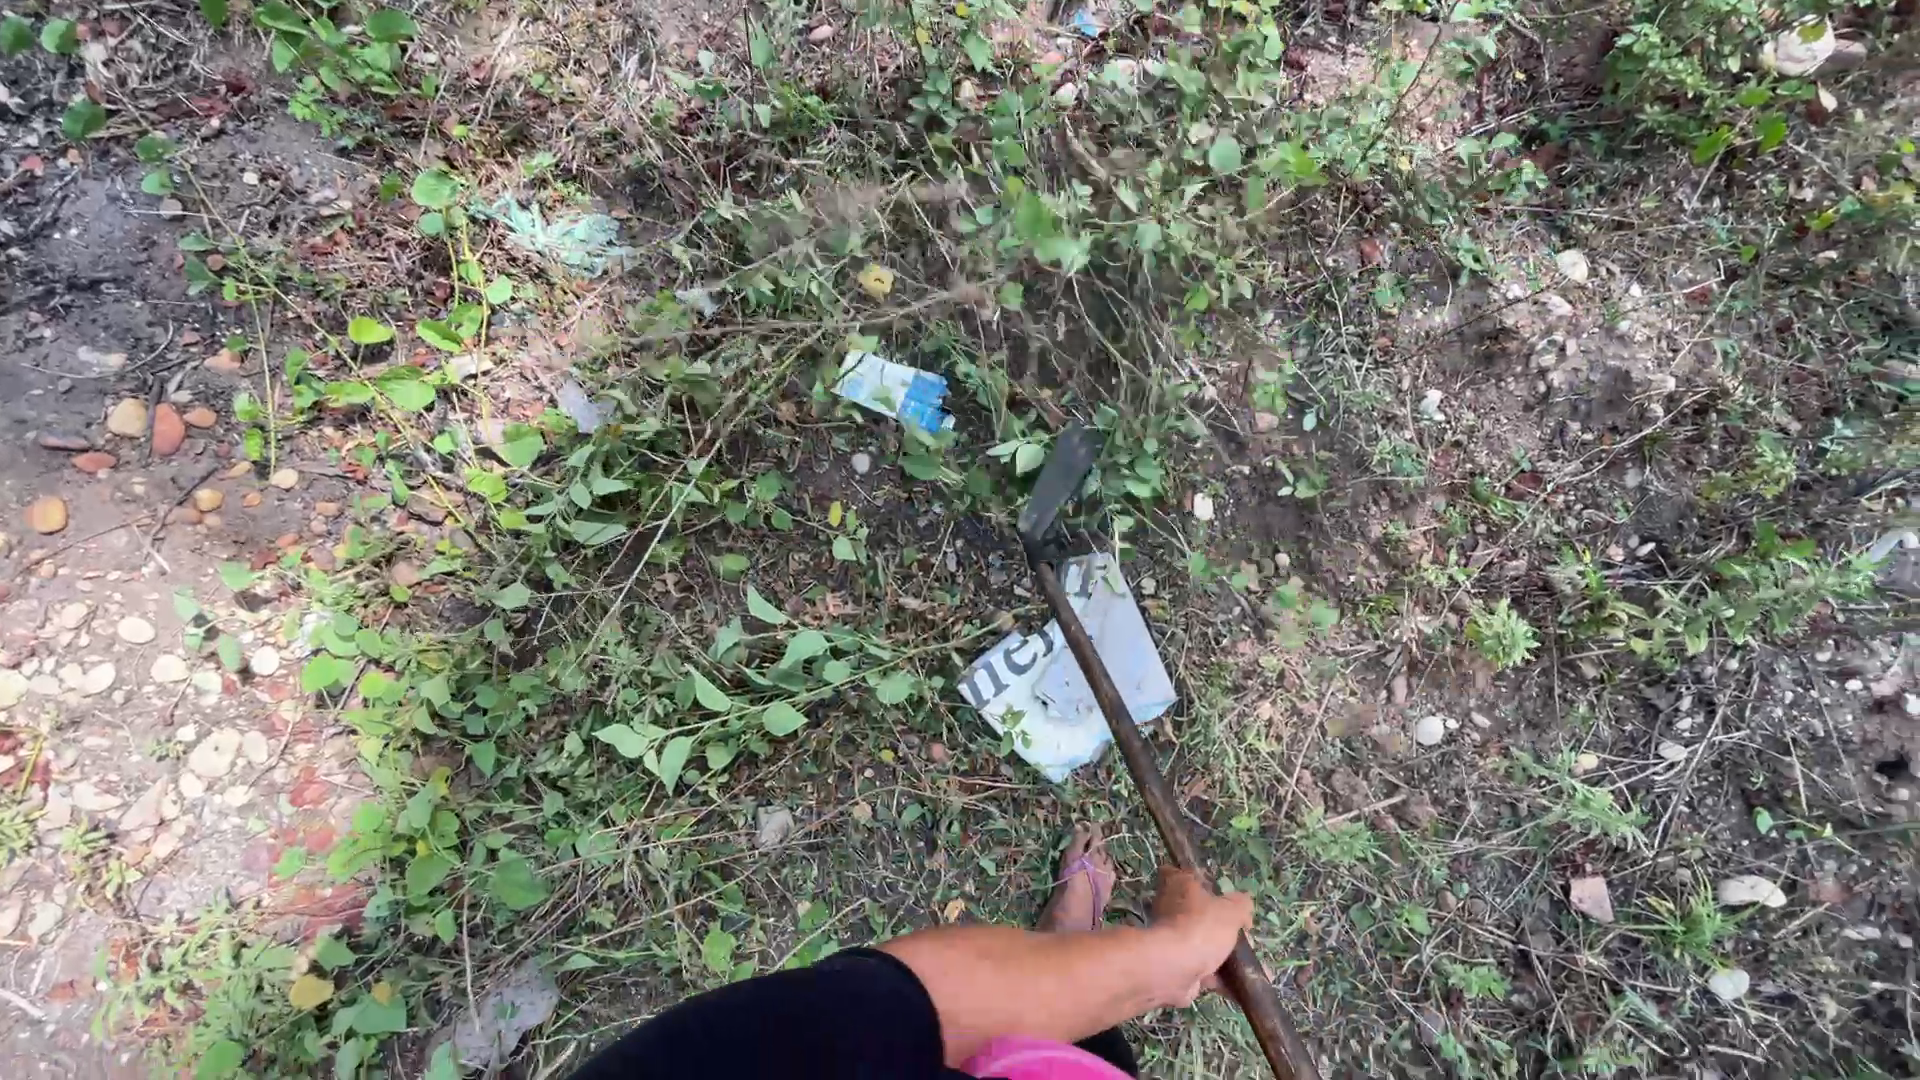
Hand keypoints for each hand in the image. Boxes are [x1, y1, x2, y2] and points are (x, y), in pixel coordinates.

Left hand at [1146, 866, 1253, 1007]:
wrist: (1175, 967)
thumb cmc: (1201, 926)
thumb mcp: (1230, 910)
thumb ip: (1240, 905)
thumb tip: (1243, 905)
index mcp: (1177, 884)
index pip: (1175, 873)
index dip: (1193, 881)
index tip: (1214, 893)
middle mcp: (1169, 908)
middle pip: (1196, 912)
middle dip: (1219, 927)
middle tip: (1242, 937)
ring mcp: (1171, 937)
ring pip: (1201, 943)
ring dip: (1224, 957)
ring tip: (1251, 968)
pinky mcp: (1176, 964)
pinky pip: (1202, 969)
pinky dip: (1221, 978)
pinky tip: (1242, 987)